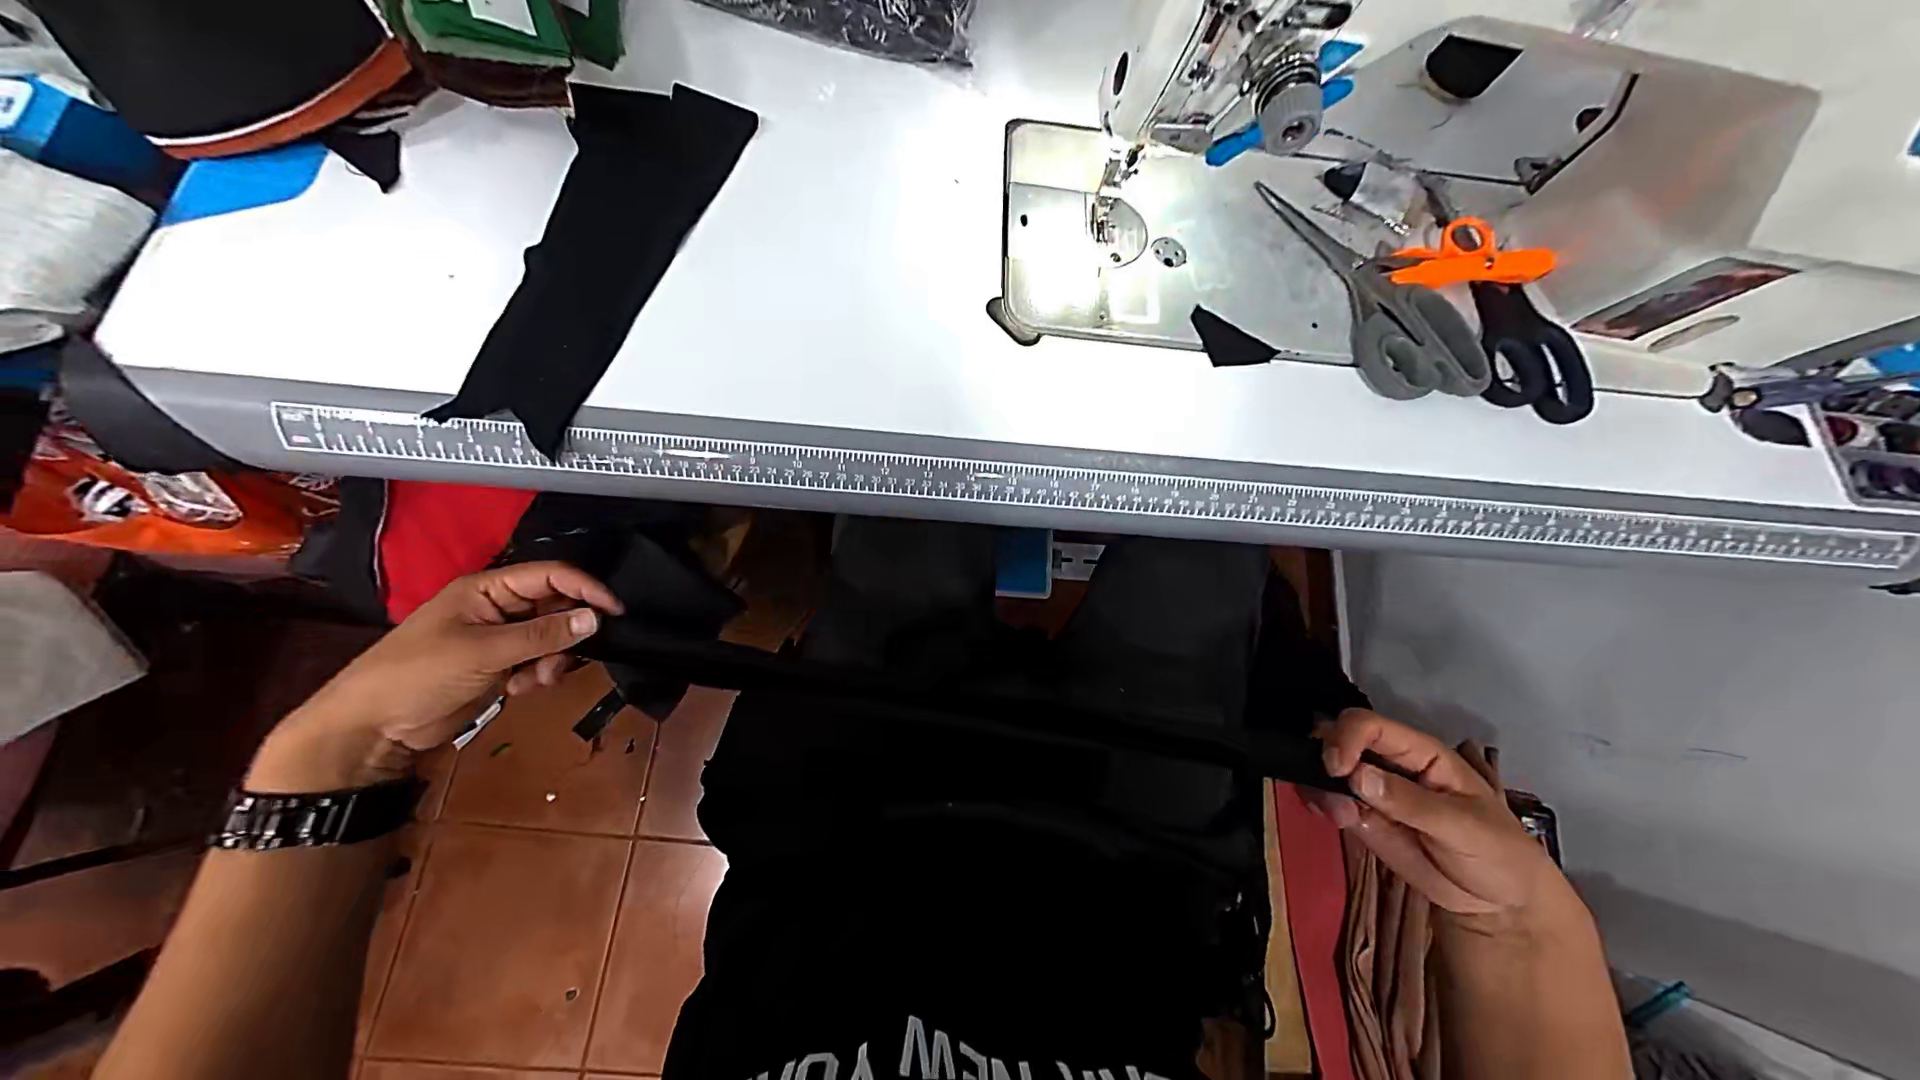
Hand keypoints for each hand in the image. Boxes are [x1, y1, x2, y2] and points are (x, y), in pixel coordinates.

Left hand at [246, 562, 624, 792]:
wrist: (371, 728)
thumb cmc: (417, 675)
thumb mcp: (484, 651)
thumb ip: (543, 634)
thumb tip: (596, 619)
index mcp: (488, 589)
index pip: (551, 576)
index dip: (586, 589)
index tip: (614, 612)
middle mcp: (497, 606)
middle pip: (556, 606)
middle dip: (566, 633)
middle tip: (565, 659)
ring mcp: (499, 636)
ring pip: (552, 636)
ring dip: (553, 658)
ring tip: (535, 680)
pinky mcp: (500, 664)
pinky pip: (539, 659)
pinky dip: (539, 674)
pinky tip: (520, 689)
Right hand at [1312, 708, 1573, 931]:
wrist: (1501, 900)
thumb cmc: (1498, 852)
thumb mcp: (1467, 829)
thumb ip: (1413, 803)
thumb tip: (1357, 776)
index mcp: (1419, 752)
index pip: (1370, 726)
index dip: (1346, 738)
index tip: (1337, 770)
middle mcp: (1387, 762)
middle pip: (1337, 738)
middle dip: (1322, 760)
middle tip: (1330, 797)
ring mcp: (1370, 789)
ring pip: (1324, 769)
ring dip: (1317, 786)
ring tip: (1336, 817)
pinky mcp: (1360, 815)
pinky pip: (1327, 798)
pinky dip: (1317, 803)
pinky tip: (1328, 817)